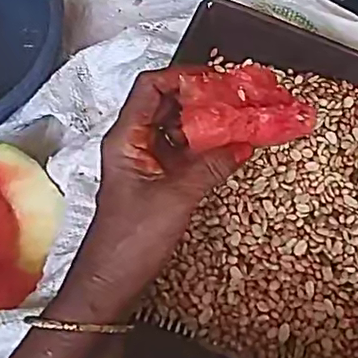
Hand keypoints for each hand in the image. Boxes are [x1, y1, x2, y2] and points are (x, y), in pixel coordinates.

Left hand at [60, 67, 249, 312]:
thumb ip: (211, 167)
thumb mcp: (177, 198)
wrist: (113, 281)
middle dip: (201, 97)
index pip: (150, 87)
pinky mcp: (160, 179)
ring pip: (178, 127)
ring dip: (207, 121)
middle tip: (235, 97)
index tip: (215, 79)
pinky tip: (230, 146)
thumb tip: (244, 143)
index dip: (181, 77)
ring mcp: (147, 161)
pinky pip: (185, 151)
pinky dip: (207, 146)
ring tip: (238, 118)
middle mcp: (135, 143)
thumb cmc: (131, 240)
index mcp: (126, 138)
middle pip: (167, 104)